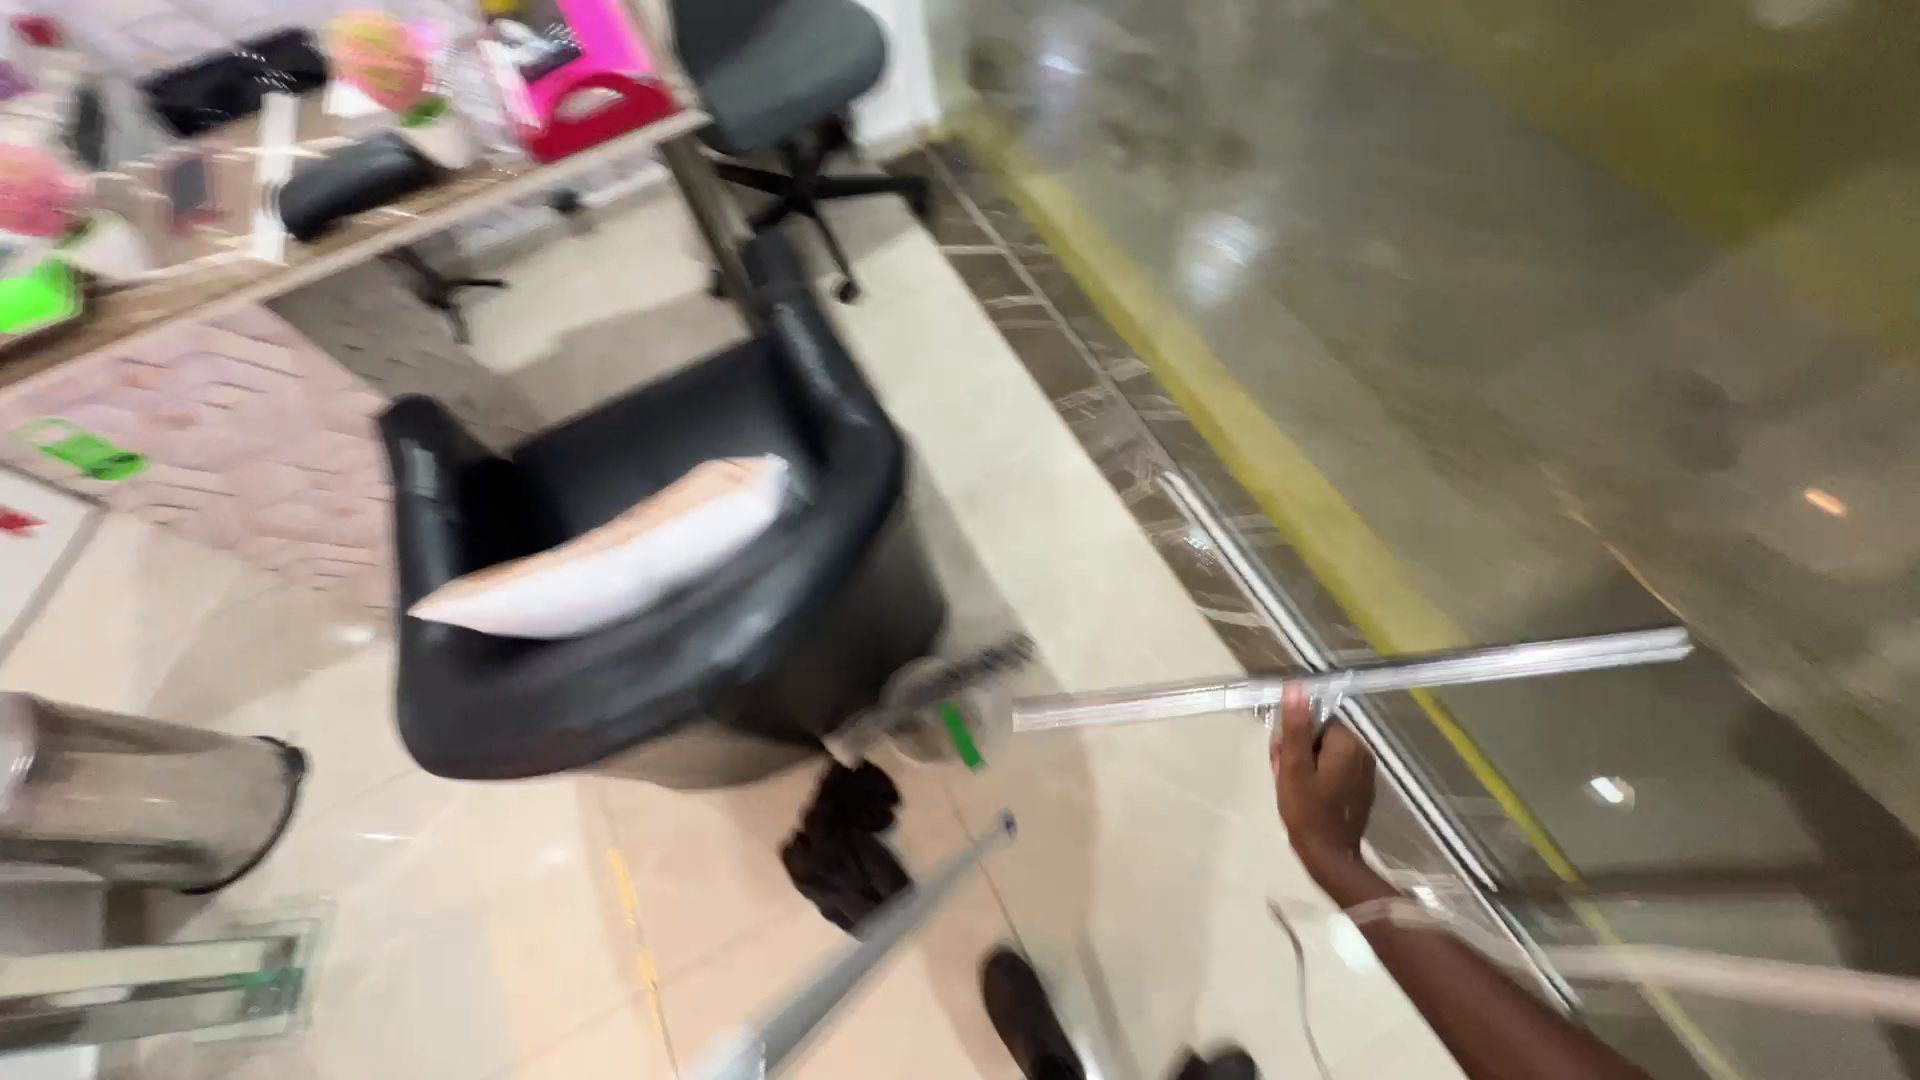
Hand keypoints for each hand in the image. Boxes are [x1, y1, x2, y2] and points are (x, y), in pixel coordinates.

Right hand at [1270, 681, 1378, 890]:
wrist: (1329, 857)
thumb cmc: (1307, 810)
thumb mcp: (1293, 766)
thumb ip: (1295, 725)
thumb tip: (1296, 687)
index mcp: (1349, 744)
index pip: (1315, 720)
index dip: (1293, 735)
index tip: (1282, 756)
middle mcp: (1363, 754)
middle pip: (1320, 736)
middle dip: (1297, 750)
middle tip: (1283, 773)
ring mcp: (1364, 774)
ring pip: (1325, 754)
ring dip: (1304, 764)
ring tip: (1290, 786)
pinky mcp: (1361, 790)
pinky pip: (1334, 770)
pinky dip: (1317, 777)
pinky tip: (1305, 795)